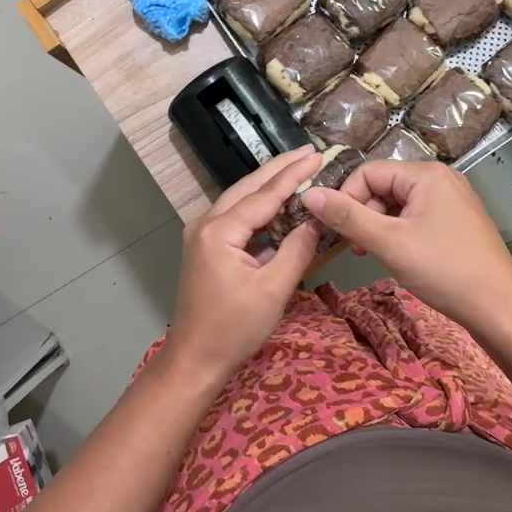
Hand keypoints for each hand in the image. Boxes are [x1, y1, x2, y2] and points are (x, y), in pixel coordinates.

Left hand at [166, 145, 326, 381]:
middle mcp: (205, 225)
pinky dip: (258, 208)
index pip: (263, 195)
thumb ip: (296, 250)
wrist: (194, 359)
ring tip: (297, 169)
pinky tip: (278, 204)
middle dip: (278, 169)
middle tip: (309, 152)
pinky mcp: (205, 248)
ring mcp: (202, 236)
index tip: (316, 154)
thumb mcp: (273, 290)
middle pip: (247, 188)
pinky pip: (235, 218)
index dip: (292, 175)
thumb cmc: (233, 329)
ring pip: (239, 201)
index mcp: (219, 232)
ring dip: (267, 186)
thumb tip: (315, 220)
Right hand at [299, 160, 511, 322]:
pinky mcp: (456, 220)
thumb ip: (346, 217)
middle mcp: (440, 178)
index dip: (346, 199)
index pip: (367, 172)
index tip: (342, 233)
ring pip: (397, 204)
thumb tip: (307, 194)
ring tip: (376, 255)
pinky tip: (398, 257)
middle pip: (382, 186)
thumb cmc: (444, 270)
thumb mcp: (389, 243)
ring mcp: (451, 199)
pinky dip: (399, 233)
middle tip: (359, 248)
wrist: (500, 308)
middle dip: (363, 214)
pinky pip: (415, 216)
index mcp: (426, 174)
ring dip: (379, 226)